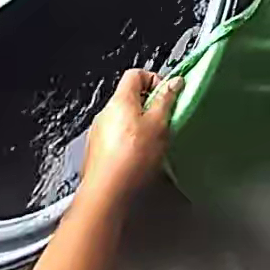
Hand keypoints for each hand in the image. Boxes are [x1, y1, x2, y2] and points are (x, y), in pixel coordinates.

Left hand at [80, 68, 182, 203]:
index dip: (154, 79)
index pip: (135, 74)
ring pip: (123, 117)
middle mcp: (105, 113)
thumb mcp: (159, 122)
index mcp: (120, 101)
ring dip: (139, 123)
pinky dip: (128, 139)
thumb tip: (175, 81)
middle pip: (130, 96)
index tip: (167, 95)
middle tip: (164, 119)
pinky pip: (115, 135)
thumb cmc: (135, 155)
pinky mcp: (94, 152)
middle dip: (149, 104)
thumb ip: (167, 99)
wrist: (106, 195)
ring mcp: (97, 133)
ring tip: (153, 140)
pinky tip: (138, 155)